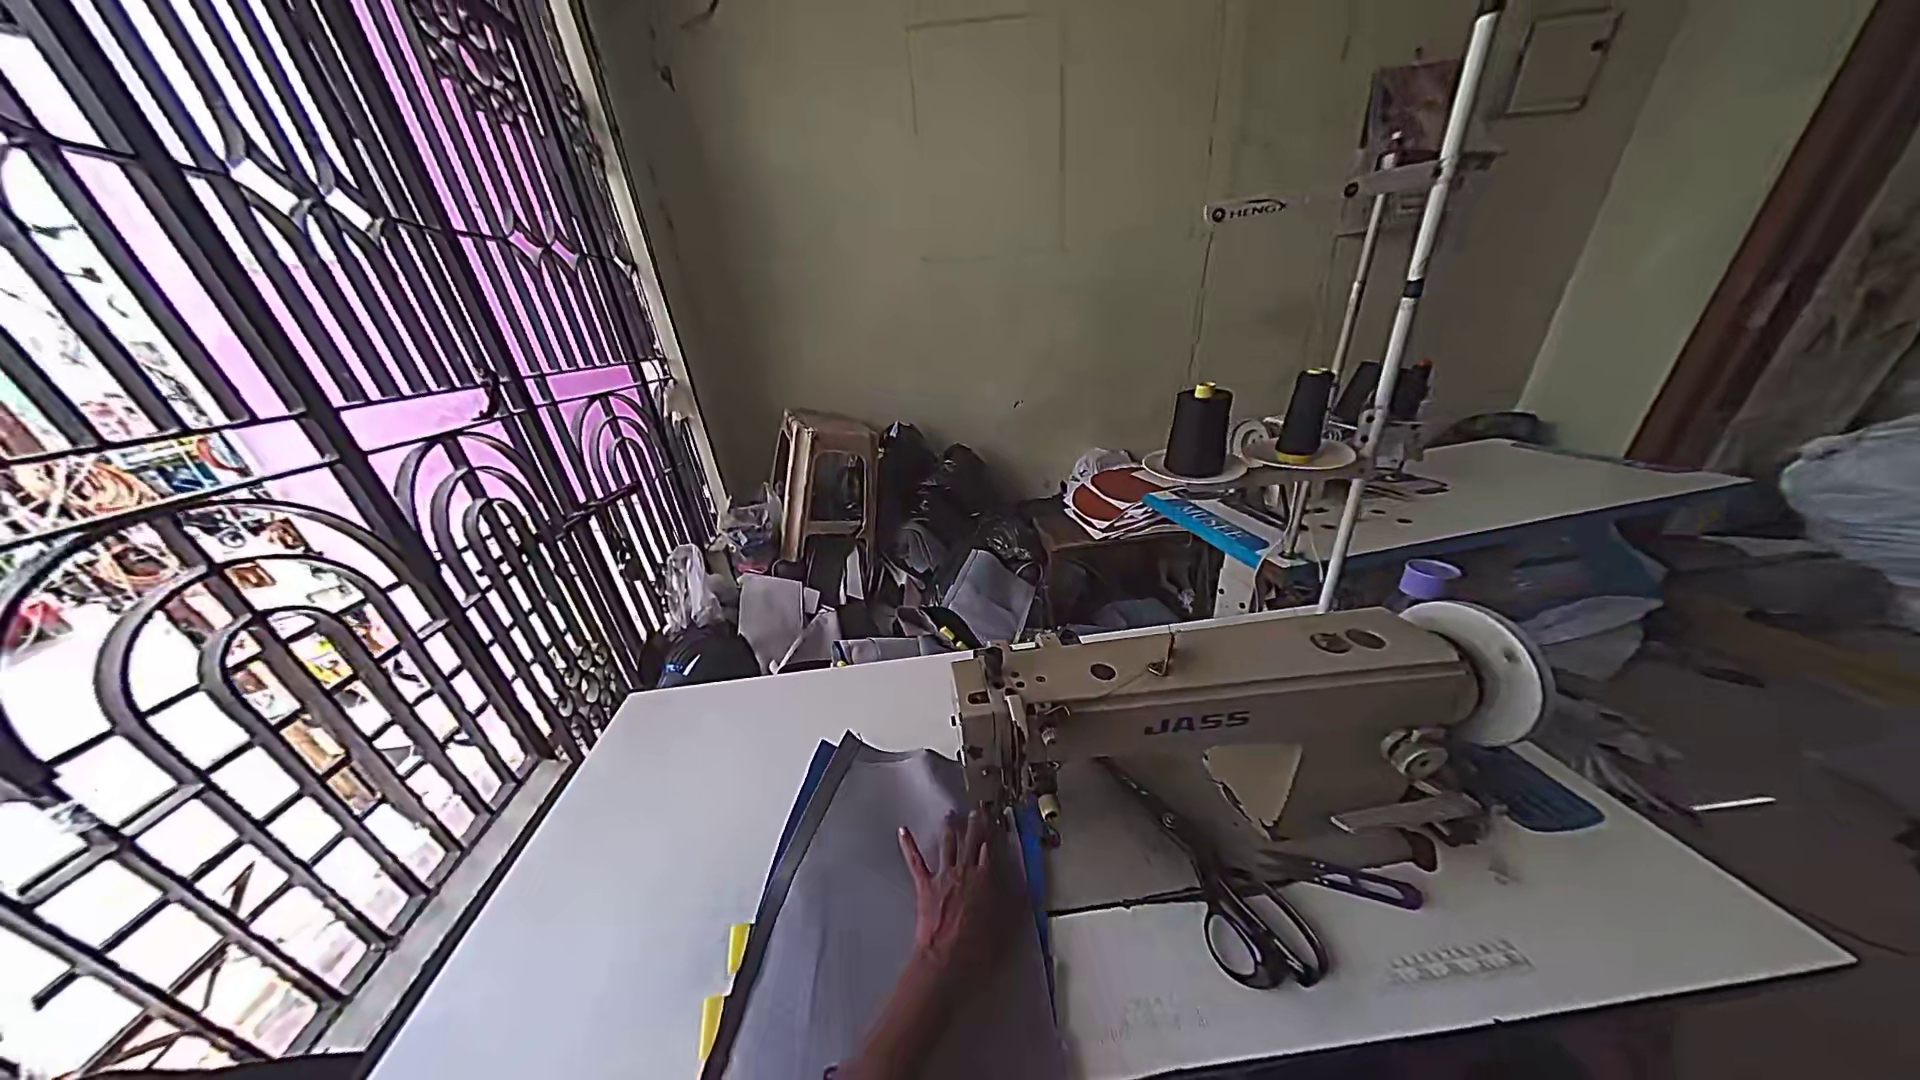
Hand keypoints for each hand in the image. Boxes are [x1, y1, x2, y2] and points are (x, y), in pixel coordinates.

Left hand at [897, 808, 1012, 986]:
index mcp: (985, 878)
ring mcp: (942, 875)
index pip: (990, 849)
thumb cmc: (978, 948)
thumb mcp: (1006, 927)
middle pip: (970, 840)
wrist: (946, 961)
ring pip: (947, 844)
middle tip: (976, 810)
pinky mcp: (924, 885)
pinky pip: (915, 861)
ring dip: (949, 827)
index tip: (995, 820)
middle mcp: (964, 870)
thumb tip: (1029, 889)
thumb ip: (1016, 905)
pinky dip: (909, 844)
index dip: (993, 833)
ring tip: (950, 814)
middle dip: (974, 824)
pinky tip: (903, 831)